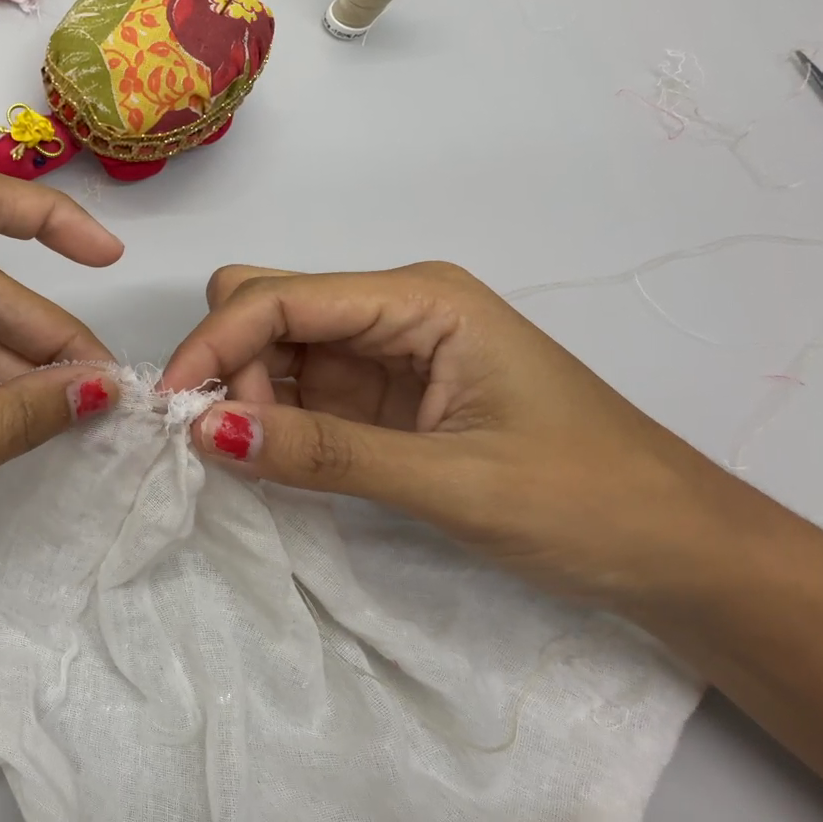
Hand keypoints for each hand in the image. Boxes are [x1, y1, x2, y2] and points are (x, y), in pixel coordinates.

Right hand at [158, 261, 755, 603]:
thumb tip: (204, 433)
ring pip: (266, 347)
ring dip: (239, 394)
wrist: (683, 559)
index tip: (174, 409)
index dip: (214, 343)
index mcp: (418, 300)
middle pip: (261, 306)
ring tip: (249, 457)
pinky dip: (263, 418)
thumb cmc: (591, 504)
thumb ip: (321, 453)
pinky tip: (268, 456)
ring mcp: (377, 353)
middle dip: (225, 362)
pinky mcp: (370, 395)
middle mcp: (388, 311)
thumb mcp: (452, 481)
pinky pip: (289, 389)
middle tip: (226, 437)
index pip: (278, 297)